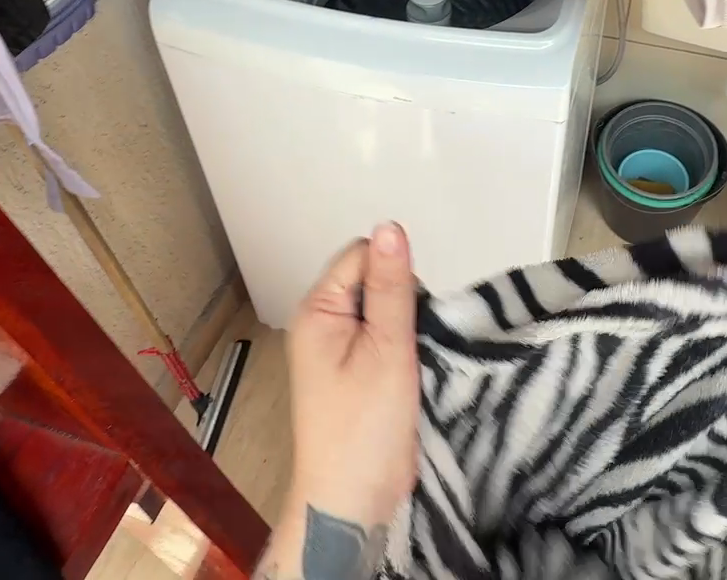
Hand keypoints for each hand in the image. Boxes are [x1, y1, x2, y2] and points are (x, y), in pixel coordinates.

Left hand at [283, 222, 421, 529]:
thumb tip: (390, 225)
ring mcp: (337, 346)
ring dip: (404, 326)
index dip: (393, 276)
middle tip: (406, 344)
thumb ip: (392, 285)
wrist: (354, 501)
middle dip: (401, 301)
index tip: (406, 316)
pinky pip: (384, 334)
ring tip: (408, 361)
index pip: (363, 255)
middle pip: (373, 277)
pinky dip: (402, 346)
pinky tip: (408, 372)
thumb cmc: (365, 427)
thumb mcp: (387, 347)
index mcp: (318, 309)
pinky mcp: (355, 368)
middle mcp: (322, 321)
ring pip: (383, 306)